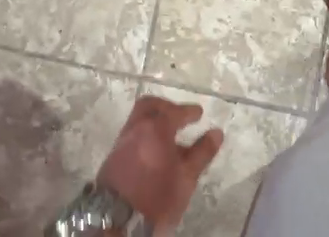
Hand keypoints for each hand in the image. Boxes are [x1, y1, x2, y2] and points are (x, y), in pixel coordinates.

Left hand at [96, 97, 223, 234]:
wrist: (117, 222)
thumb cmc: (157, 197)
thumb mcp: (186, 177)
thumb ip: (202, 153)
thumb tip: (217, 133)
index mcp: (155, 128)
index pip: (175, 111)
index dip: (189, 111)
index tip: (199, 114)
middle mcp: (136, 129)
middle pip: (149, 106)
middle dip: (166, 107)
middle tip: (179, 116)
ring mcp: (121, 143)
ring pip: (138, 121)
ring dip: (154, 123)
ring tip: (169, 140)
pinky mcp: (112, 159)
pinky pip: (131, 136)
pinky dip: (144, 136)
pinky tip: (154, 153)